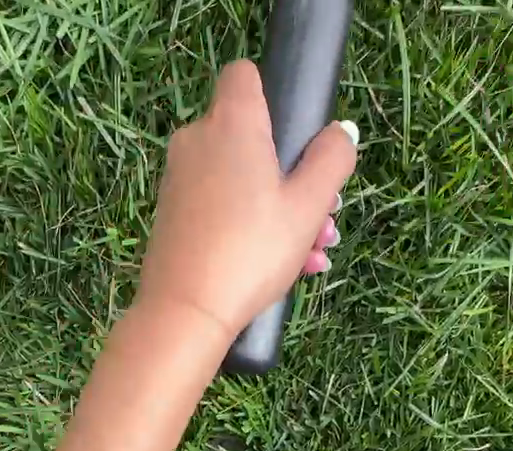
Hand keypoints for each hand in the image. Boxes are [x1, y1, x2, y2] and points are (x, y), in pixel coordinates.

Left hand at [137, 60, 357, 339]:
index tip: (296, 144)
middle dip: (294, 179)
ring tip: (312, 258)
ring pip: (239, 183)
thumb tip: (340, 132)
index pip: (245, 76)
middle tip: (324, 222)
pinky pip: (219, 211)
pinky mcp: (171, 218)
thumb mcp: (308, 207)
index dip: (275, 102)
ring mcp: (179, 181)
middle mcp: (197, 141)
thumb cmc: (251, 252)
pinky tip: (281, 271)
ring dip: (280, 214)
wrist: (186, 313)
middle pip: (251, 140)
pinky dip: (248, 231)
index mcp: (230, 122)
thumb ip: (332, 160)